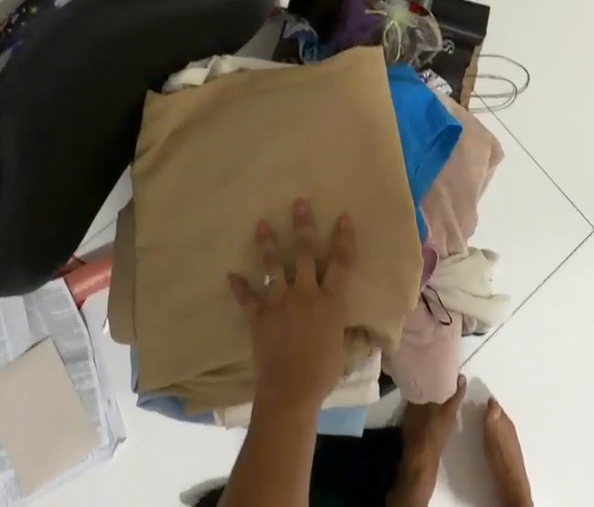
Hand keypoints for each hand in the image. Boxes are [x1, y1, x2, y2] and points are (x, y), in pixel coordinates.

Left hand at [228, 199, 356, 411]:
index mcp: (330, 300)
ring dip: (267, 244)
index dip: (343, 238)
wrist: (290, 390)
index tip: (342, 217)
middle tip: (298, 203)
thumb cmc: (323, 372)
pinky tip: (231, 275)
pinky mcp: (259, 317)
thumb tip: (362, 328)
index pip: (341, 262)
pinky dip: (239, 287)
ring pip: (273, 266)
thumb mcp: (344, 349)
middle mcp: (305, 293)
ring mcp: (279, 303)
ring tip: (261, 225)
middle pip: (305, 253)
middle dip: (302, 226)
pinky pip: (247, 298)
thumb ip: (349, 331)